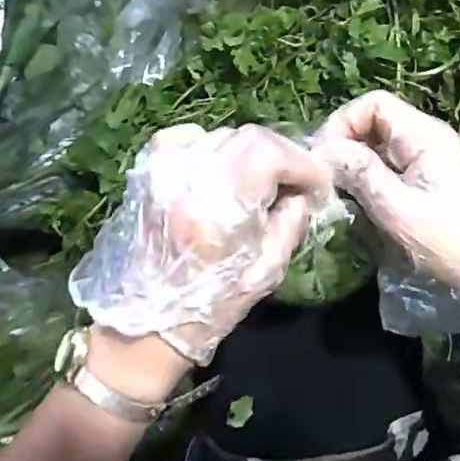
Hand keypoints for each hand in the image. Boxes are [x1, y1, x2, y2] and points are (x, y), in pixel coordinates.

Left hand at [68, 124, 333, 364]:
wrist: (142, 326)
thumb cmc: (209, 308)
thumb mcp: (265, 273)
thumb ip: (290, 224)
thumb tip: (303, 192)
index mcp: (219, 212)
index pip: (272, 155)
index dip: (304, 164)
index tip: (317, 185)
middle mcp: (188, 181)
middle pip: (250, 137)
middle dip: (282, 155)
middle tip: (294, 180)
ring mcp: (163, 172)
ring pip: (222, 134)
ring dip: (250, 152)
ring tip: (259, 179)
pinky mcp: (147, 173)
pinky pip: (188, 138)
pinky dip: (211, 145)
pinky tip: (219, 169)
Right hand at [314, 91, 459, 326]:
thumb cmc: (448, 241)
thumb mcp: (397, 209)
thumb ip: (360, 173)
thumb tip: (324, 150)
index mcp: (426, 135)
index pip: (374, 103)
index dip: (343, 123)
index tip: (324, 156)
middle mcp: (430, 136)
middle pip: (376, 119)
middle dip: (346, 142)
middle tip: (325, 174)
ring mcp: (431, 155)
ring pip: (381, 141)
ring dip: (356, 160)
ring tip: (337, 188)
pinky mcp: (430, 175)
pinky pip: (391, 160)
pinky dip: (371, 173)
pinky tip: (360, 198)